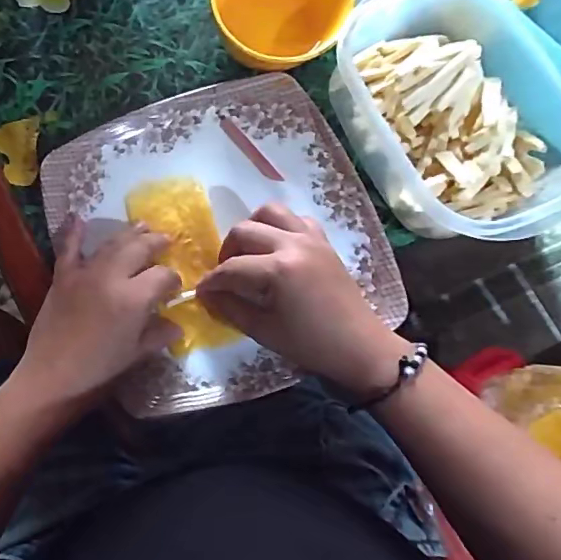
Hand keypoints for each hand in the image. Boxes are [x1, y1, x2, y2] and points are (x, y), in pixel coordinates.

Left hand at [8, 222, 181, 411]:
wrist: (51, 377)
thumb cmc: (98, 372)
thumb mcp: (136, 355)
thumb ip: (158, 335)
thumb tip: (175, 325)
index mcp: (133, 298)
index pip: (163, 276)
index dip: (173, 280)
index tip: (175, 287)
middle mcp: (111, 277)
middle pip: (139, 248)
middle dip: (156, 242)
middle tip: (167, 240)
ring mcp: (84, 274)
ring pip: (111, 244)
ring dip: (128, 233)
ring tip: (142, 226)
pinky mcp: (62, 278)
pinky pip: (68, 249)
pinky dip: (73, 232)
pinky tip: (79, 217)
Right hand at [198, 203, 408, 396]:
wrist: (360, 347)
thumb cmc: (311, 345)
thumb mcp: (263, 331)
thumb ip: (231, 308)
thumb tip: (207, 294)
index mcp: (278, 270)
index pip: (231, 268)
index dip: (211, 281)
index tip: (201, 292)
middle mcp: (293, 244)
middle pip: (244, 231)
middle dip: (227, 252)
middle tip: (225, 276)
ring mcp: (311, 238)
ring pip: (270, 212)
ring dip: (252, 229)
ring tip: (248, 253)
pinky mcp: (323, 241)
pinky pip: (295, 219)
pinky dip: (280, 227)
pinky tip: (277, 249)